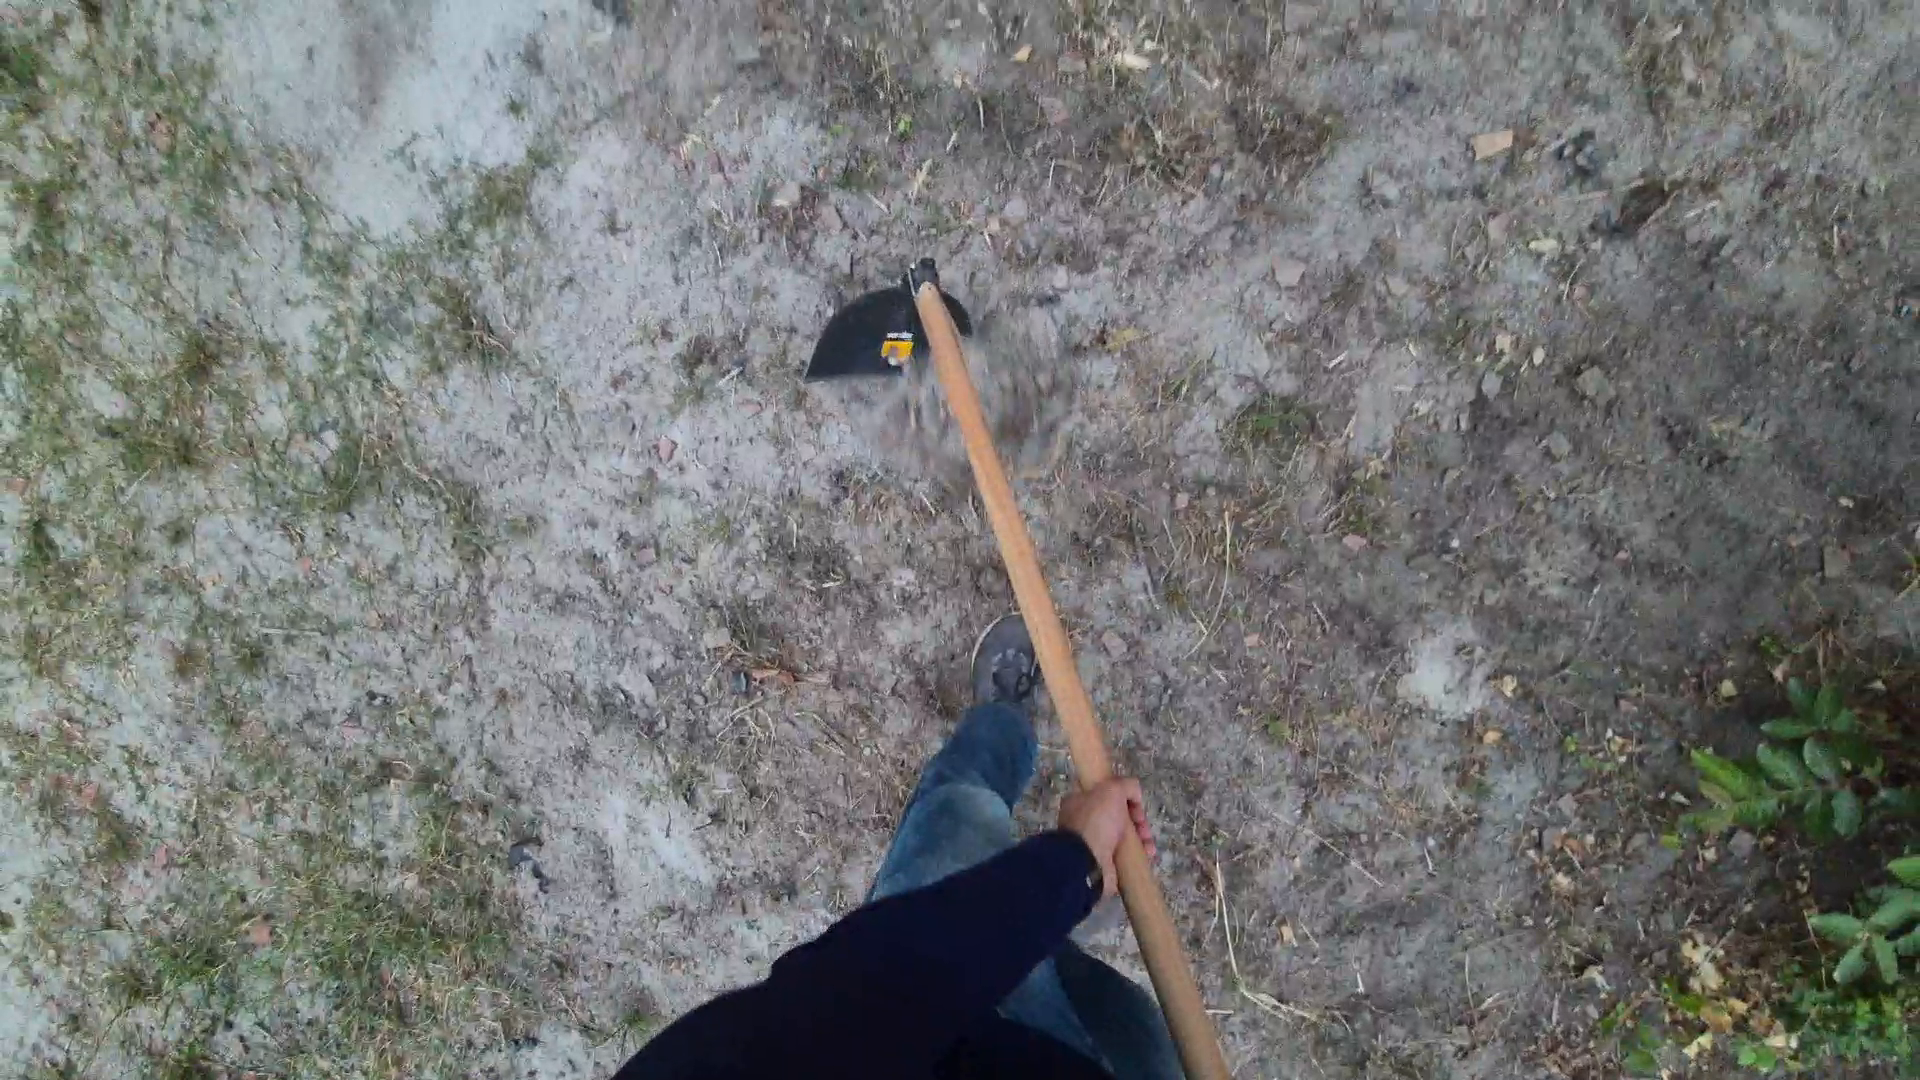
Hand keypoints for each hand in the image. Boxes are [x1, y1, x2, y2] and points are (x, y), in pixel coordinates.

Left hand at [1057, 777, 1154, 897]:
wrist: (1087, 863)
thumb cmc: (1096, 821)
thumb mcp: (1112, 790)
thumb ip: (1126, 785)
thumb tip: (1135, 793)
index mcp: (1079, 801)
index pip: (1105, 793)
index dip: (1124, 796)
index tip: (1136, 802)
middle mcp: (1084, 821)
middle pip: (1117, 815)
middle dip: (1137, 820)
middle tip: (1144, 828)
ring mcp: (1093, 844)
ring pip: (1123, 836)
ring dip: (1141, 838)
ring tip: (1149, 846)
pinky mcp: (1103, 863)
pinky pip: (1124, 855)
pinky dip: (1138, 854)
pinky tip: (1147, 855)